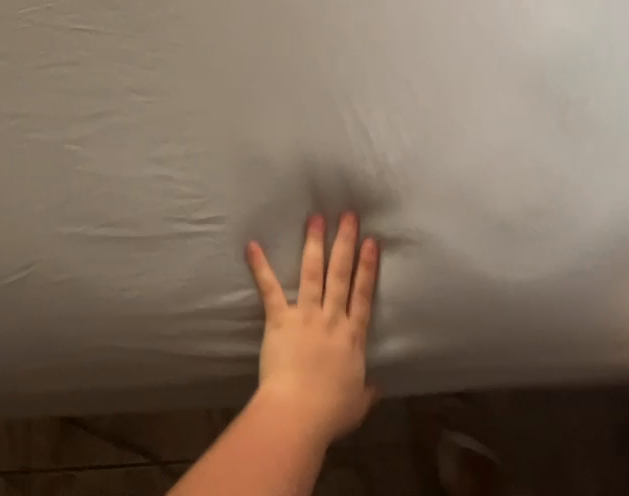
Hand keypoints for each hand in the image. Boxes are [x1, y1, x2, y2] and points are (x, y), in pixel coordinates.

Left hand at [244, 212, 380, 442]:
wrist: (299, 413)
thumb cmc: (330, 413)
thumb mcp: (357, 404)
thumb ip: (366, 391)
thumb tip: (375, 387)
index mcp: (352, 337)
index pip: (363, 294)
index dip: (368, 266)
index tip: (371, 241)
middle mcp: (332, 318)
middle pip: (341, 274)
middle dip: (345, 242)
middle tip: (348, 215)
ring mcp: (306, 315)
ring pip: (312, 272)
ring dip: (314, 243)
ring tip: (316, 218)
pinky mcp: (280, 320)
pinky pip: (270, 289)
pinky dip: (260, 267)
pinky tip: (252, 246)